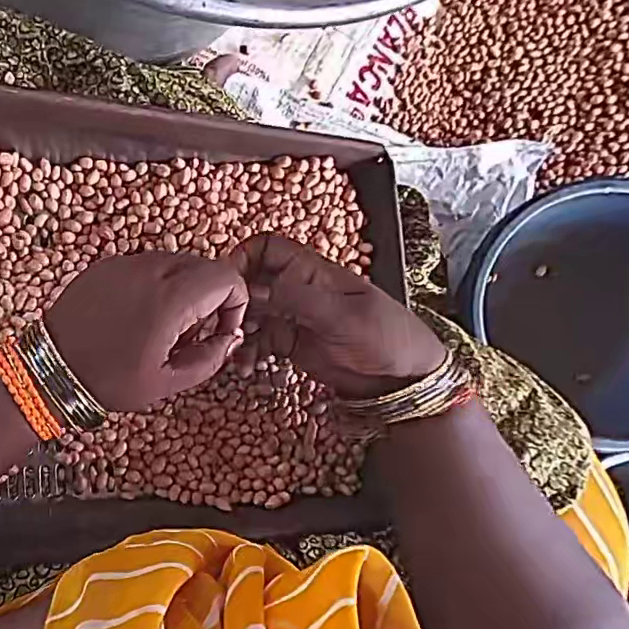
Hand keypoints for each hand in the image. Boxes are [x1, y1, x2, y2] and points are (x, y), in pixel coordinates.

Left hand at [44, 252, 248, 411]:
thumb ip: (211, 358)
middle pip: (204, 267)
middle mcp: (150, 270)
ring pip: (175, 263)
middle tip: (190, 335)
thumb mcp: (167, 382)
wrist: (50, 369)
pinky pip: (146, 266)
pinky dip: (155, 284)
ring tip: (161, 327)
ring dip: (183, 289)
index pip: (226, 278)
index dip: (235, 304)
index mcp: (171, 298)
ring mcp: (125, 264)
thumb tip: (231, 337)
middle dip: (210, 298)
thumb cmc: (108, 381)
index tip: (220, 330)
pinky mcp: (106, 265)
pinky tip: (137, 316)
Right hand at [229, 234, 444, 398]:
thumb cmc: (387, 337)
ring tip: (233, 352)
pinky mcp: (290, 343)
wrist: (404, 379)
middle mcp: (296, 290)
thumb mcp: (346, 316)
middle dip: (233, 301)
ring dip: (237, 331)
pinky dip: (247, 353)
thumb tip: (258, 288)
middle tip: (224, 324)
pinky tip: (245, 367)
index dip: (243, 257)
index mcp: (312, 272)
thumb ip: (301, 299)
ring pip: (250, 315)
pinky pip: (258, 342)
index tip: (228, 283)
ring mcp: (292, 317)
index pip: (268, 248)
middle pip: (251, 282)